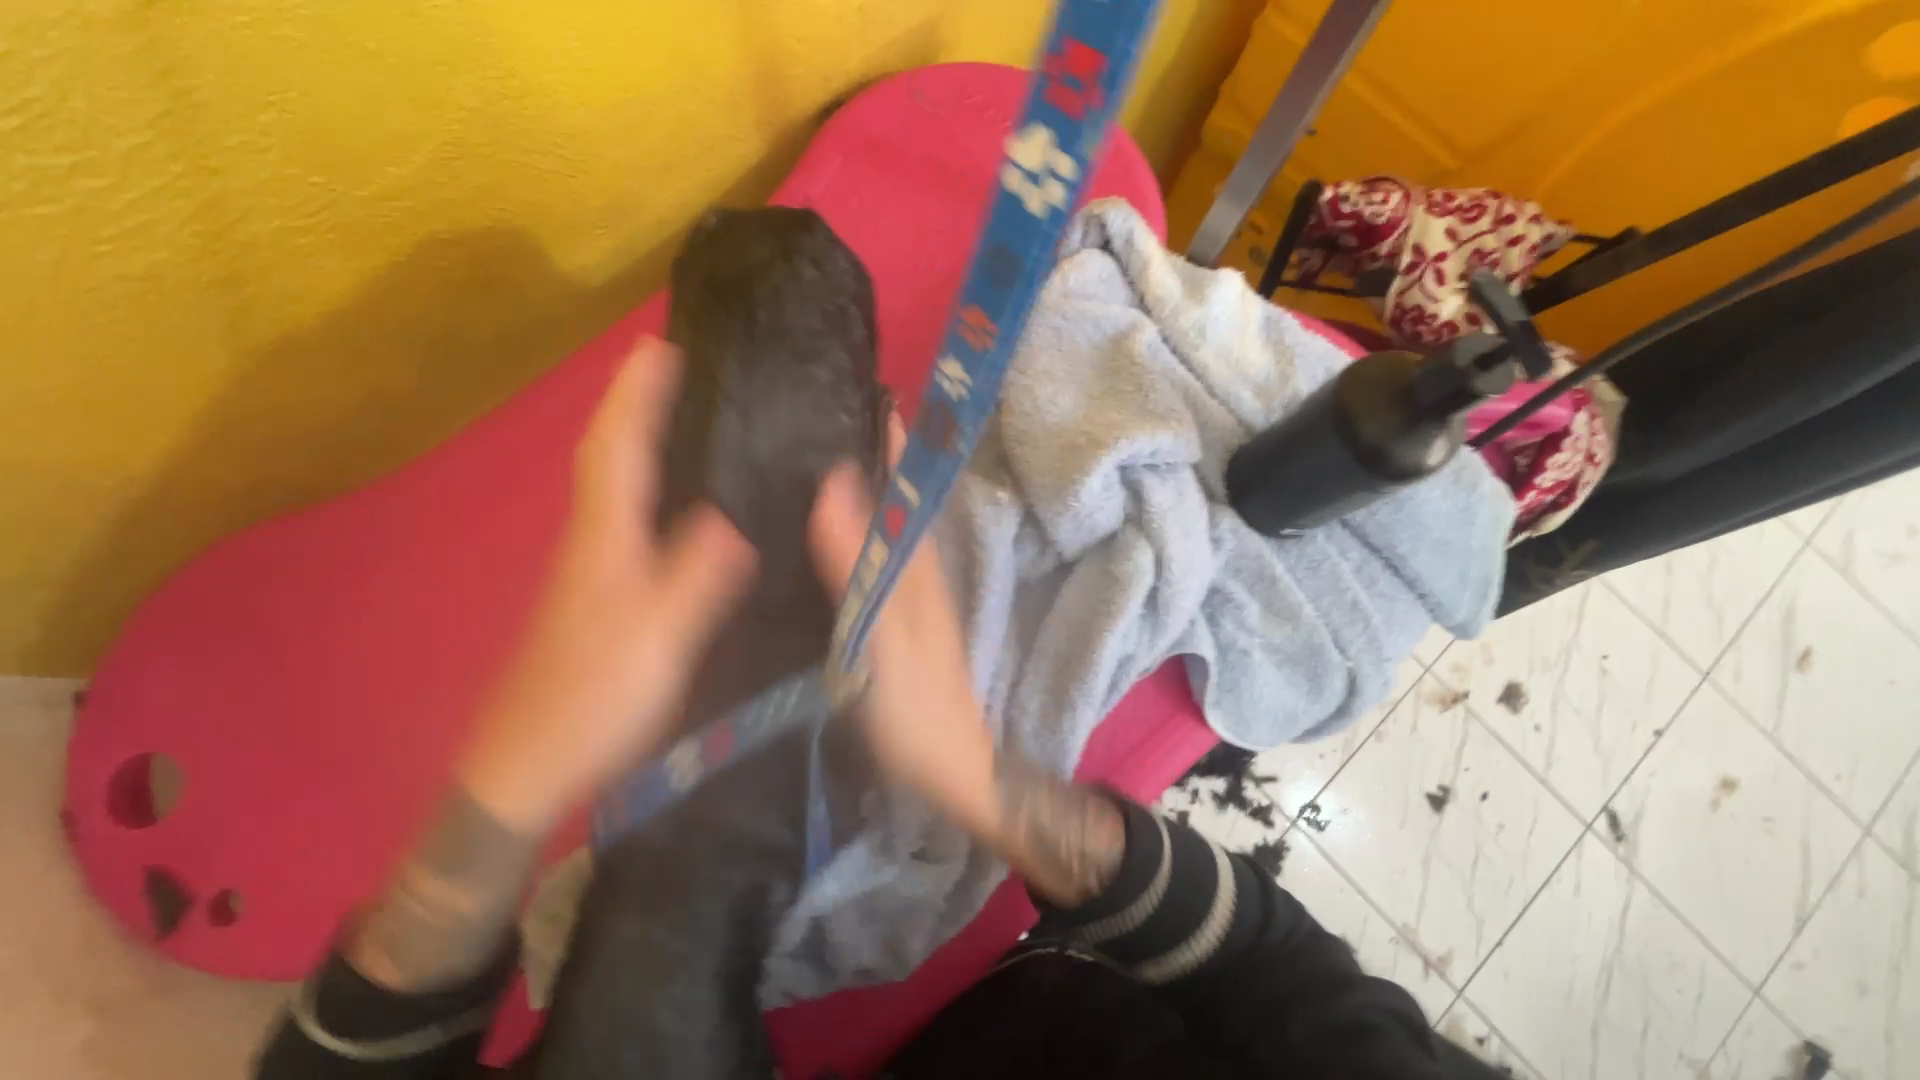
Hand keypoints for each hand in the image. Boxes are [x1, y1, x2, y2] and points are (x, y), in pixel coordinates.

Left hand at [457, 337, 757, 833]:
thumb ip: (696, 578)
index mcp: (605, 541)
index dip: (636, 396)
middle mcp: (590, 541)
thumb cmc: (592, 699)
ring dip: (628, 436)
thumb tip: (732, 518)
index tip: (658, 345)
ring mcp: (586, 569)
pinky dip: (635, 482)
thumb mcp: (658, 640)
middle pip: (603, 456)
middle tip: (663, 365)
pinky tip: (662, 497)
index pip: (618, 450)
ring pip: (607, 484)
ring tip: (666, 410)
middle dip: (628, 403)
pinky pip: (617, 515)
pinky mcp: (592, 595)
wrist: (525, 762)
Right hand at [808, 417, 1123, 908]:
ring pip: (895, 534)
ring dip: (875, 495)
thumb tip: (836, 488)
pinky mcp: (904, 629)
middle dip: (883, 462)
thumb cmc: (914, 711)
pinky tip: (842, 538)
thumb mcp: (881, 639)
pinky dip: (868, 536)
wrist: (952, 771)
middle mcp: (921, 578)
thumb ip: (859, 568)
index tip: (878, 397)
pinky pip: (885, 565)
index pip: (905, 494)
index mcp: (917, 572)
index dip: (896, 448)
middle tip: (844, 419)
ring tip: (836, 462)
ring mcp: (915, 605)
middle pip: (901, 508)